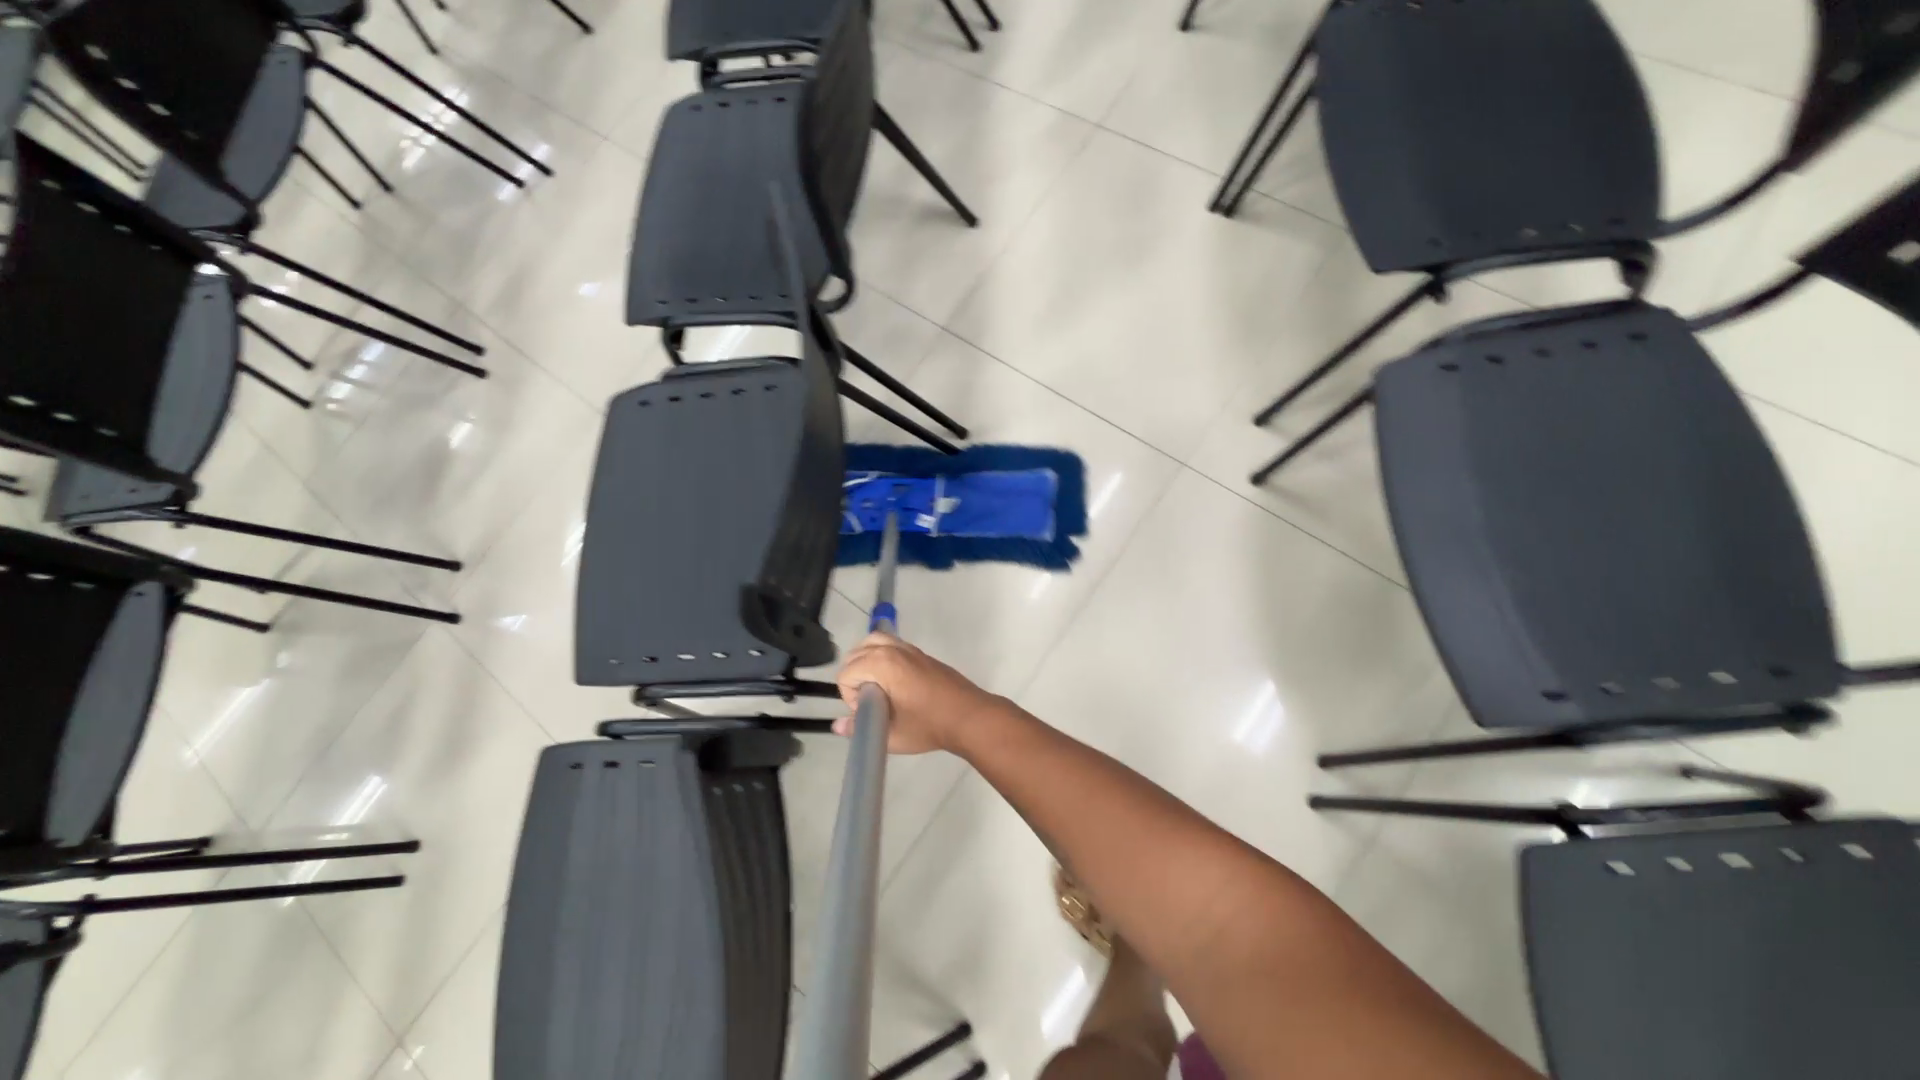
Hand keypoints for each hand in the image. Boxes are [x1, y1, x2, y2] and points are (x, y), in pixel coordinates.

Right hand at [834, 633, 1003, 753]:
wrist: (969, 717)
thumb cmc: (928, 726)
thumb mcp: (891, 734)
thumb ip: (860, 729)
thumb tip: (837, 726)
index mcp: (882, 664)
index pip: (846, 673)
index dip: (850, 696)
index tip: (869, 712)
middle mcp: (893, 649)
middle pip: (856, 653)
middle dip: (855, 676)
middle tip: (871, 702)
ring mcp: (909, 648)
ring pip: (874, 642)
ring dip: (867, 661)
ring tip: (877, 688)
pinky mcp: (922, 653)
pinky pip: (892, 645)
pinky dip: (884, 656)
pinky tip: (895, 683)